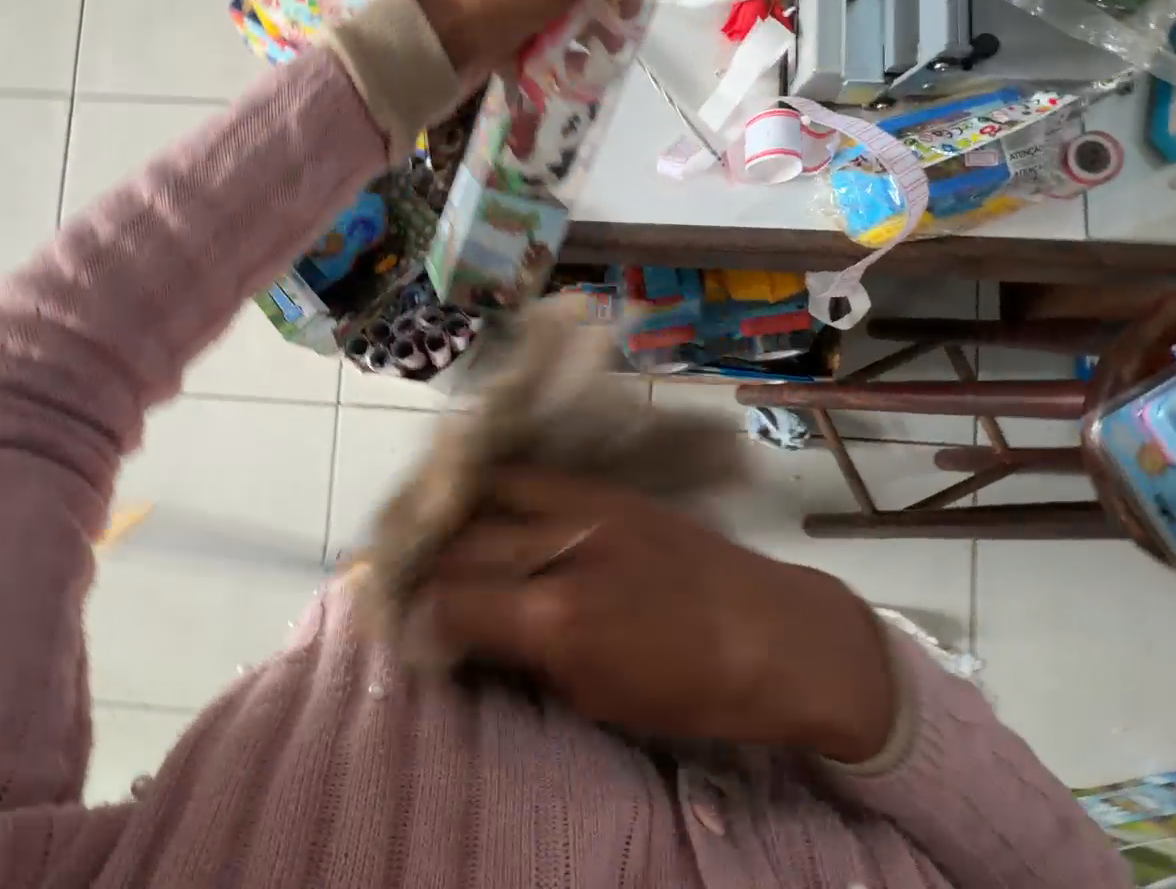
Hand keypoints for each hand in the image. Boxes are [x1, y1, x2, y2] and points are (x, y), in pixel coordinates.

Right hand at [408, 469, 898, 762]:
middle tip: (398, 574)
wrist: (778, 637)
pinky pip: (533, 476)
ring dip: (451, 514)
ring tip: (429, 528)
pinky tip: (479, 499)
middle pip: (461, 544)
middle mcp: (561, 549)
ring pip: (488, 494)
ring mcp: (587, 507)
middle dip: (421, 562)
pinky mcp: (608, 488)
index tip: (397, 617)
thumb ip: (522, 657)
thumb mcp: (596, 698)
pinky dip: (495, 488)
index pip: (452, 603)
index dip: (415, 613)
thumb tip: (463, 635)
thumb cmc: (691, 693)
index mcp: (557, 619)